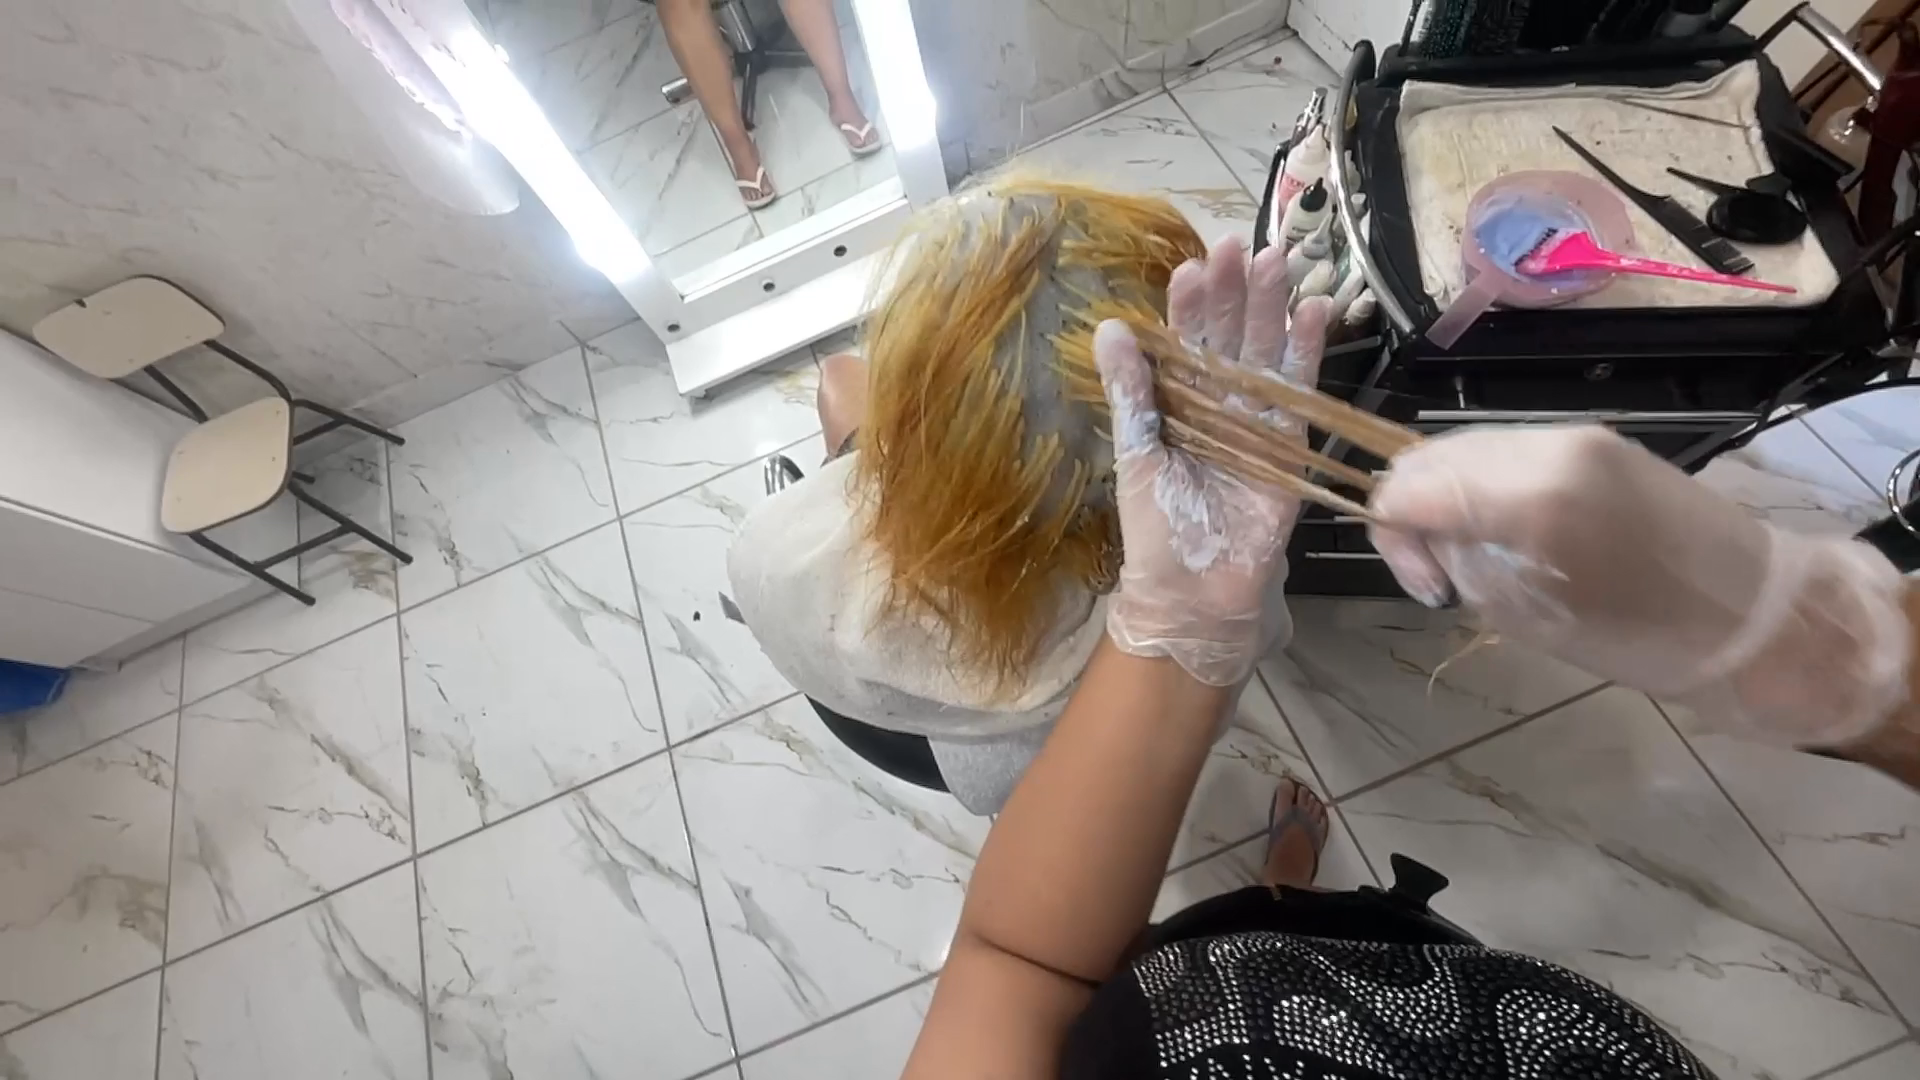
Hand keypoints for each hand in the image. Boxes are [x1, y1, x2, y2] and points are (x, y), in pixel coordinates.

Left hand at [1095, 235, 1330, 686]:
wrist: (1195, 590)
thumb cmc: (1156, 528)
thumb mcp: (1136, 456)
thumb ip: (1130, 394)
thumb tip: (1109, 328)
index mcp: (1171, 406)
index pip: (1181, 346)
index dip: (1187, 309)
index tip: (1191, 267)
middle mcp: (1213, 405)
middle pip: (1226, 340)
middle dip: (1232, 295)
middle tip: (1237, 247)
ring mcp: (1254, 421)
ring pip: (1264, 354)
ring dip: (1271, 309)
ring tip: (1277, 260)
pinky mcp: (1290, 444)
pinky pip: (1299, 392)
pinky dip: (1308, 352)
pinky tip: (1315, 310)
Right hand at [1367, 424, 1911, 744]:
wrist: (1760, 617)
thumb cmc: (1633, 637)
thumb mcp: (1515, 609)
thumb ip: (1452, 557)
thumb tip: (1418, 531)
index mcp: (1526, 500)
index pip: (1403, 491)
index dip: (1392, 536)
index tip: (1427, 584)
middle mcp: (1542, 450)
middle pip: (1421, 459)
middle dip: (1410, 510)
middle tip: (1438, 565)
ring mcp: (1567, 436)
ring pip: (1454, 449)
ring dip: (1441, 494)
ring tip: (1471, 542)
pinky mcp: (1585, 438)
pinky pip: (1495, 450)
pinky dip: (1474, 482)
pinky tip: (1500, 520)